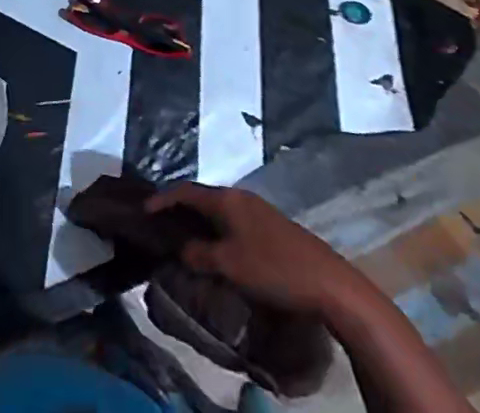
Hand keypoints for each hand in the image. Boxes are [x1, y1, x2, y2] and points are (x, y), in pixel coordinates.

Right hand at [145, 182, 372, 316]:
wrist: (335, 288)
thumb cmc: (274, 269)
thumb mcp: (228, 264)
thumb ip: (198, 253)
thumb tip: (183, 249)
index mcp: (227, 199)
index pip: (184, 190)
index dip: (162, 199)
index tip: (144, 210)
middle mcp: (242, 197)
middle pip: (203, 197)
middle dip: (181, 207)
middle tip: (163, 222)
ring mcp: (262, 211)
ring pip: (221, 210)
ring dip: (202, 220)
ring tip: (188, 235)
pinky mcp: (277, 228)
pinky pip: (236, 221)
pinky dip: (220, 228)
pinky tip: (221, 247)